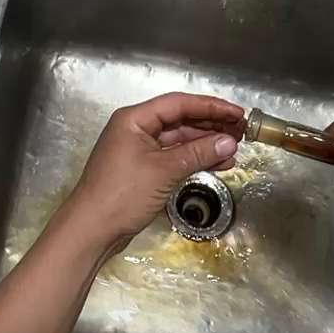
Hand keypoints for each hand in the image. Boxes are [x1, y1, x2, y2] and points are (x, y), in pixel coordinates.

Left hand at [55, 93, 244, 250]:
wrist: (92, 229)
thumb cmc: (123, 193)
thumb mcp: (163, 170)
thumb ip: (197, 153)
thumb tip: (229, 142)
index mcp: (134, 119)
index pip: (178, 103)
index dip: (210, 106)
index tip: (236, 112)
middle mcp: (136, 129)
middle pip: (179, 119)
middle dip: (210, 124)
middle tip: (241, 130)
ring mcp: (139, 150)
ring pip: (179, 140)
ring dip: (205, 143)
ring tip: (234, 148)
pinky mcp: (143, 169)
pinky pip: (174, 157)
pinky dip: (194, 159)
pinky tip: (218, 163)